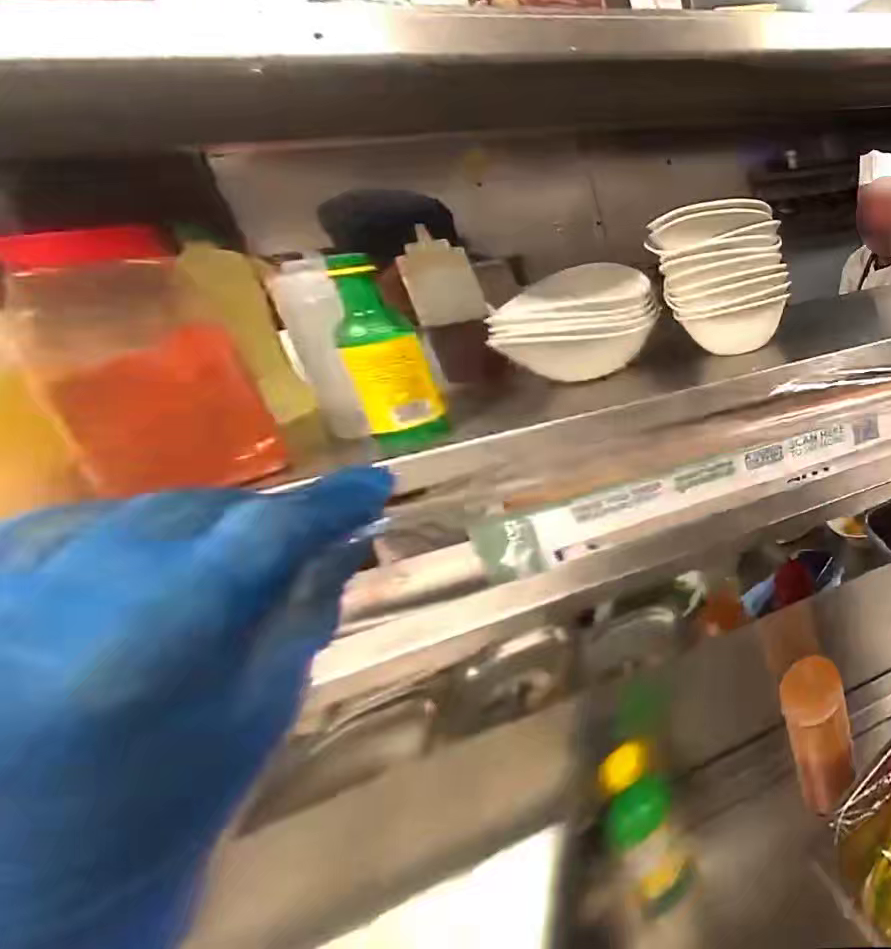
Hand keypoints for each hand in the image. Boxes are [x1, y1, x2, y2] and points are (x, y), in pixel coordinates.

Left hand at [0, 468, 391, 948]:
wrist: (18, 883)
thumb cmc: (172, 797)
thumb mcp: (266, 701)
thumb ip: (304, 608)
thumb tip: (348, 539)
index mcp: (168, 630)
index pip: (270, 527)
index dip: (333, 498)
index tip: (377, 485)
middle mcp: (69, 600)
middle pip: (193, 511)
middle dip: (260, 513)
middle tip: (307, 526)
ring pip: (113, 513)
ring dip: (185, 520)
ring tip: (222, 544)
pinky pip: (32, 537)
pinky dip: (102, 534)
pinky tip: (131, 558)